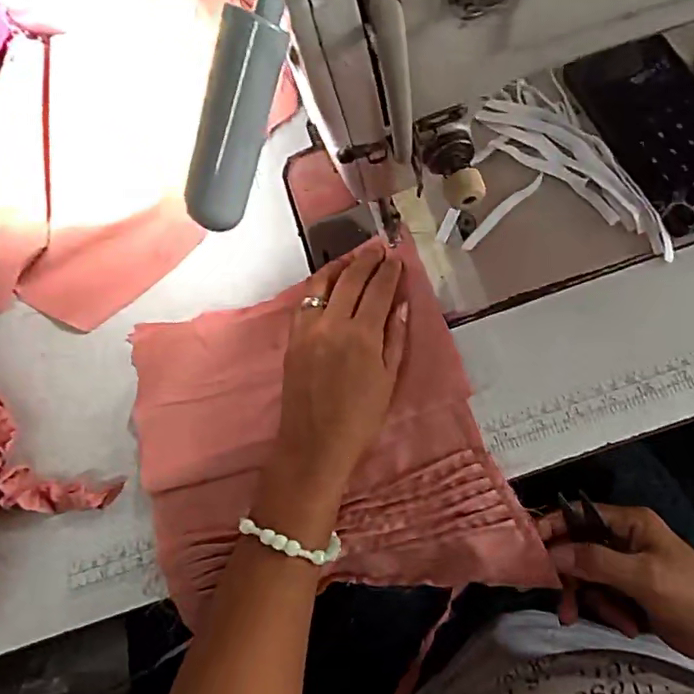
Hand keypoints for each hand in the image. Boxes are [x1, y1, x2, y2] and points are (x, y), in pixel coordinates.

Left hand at [269, 246, 408, 494]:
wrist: (315, 444)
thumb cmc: (361, 419)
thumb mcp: (389, 380)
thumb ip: (395, 339)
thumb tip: (400, 305)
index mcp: (363, 335)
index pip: (378, 290)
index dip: (390, 272)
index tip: (397, 259)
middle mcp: (333, 323)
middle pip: (351, 280)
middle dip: (367, 261)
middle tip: (379, 249)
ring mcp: (308, 329)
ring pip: (323, 284)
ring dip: (340, 266)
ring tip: (354, 258)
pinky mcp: (293, 338)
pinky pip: (306, 301)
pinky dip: (319, 286)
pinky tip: (328, 283)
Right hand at [537, 504, 693, 666]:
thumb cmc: (691, 597)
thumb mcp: (642, 577)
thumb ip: (596, 562)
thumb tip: (553, 553)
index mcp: (632, 523)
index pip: (580, 516)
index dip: (553, 530)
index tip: (529, 551)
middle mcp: (627, 539)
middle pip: (579, 550)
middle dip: (573, 578)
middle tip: (564, 604)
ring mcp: (629, 566)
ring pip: (588, 576)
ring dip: (593, 601)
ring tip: (614, 621)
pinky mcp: (632, 591)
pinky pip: (603, 595)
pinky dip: (608, 611)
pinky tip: (626, 626)